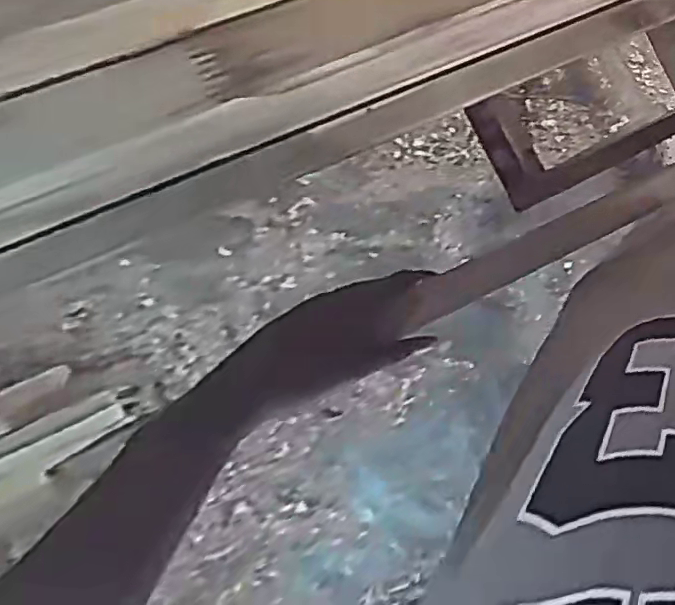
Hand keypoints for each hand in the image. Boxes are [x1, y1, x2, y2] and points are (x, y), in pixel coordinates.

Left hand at [204, 271, 438, 422]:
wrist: (237, 396)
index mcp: (352, 303)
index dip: (418, 279)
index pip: (395, 282)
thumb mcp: (355, 370)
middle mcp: (333, 298)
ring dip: (373, 302)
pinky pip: (333, 307)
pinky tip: (350, 330)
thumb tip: (433, 340)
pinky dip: (351, 312)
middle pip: (374, 287)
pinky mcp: (291, 322)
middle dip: (397, 291)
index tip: (437, 283)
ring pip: (352, 297)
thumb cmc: (303, 382)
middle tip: (416, 301)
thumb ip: (394, 353)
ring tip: (387, 316)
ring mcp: (309, 310)